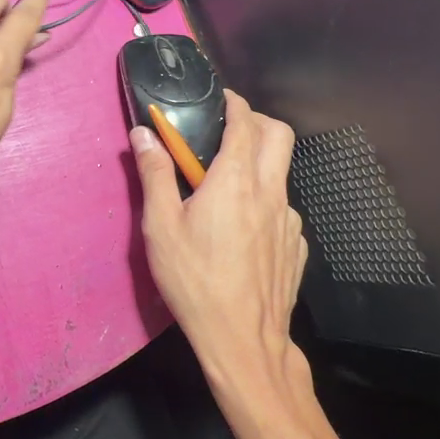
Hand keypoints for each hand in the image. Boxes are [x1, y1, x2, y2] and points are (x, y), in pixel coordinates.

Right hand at [134, 90, 307, 386]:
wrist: (243, 341)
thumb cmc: (194, 279)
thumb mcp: (160, 226)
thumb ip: (155, 175)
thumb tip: (144, 135)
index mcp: (235, 181)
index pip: (245, 123)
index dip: (234, 103)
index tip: (220, 97)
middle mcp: (270, 192)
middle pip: (278, 136)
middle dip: (256, 121)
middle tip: (227, 129)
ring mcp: (289, 221)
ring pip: (280, 174)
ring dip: (258, 165)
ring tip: (224, 188)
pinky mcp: (296, 247)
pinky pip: (282, 209)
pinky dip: (263, 202)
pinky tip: (239, 228)